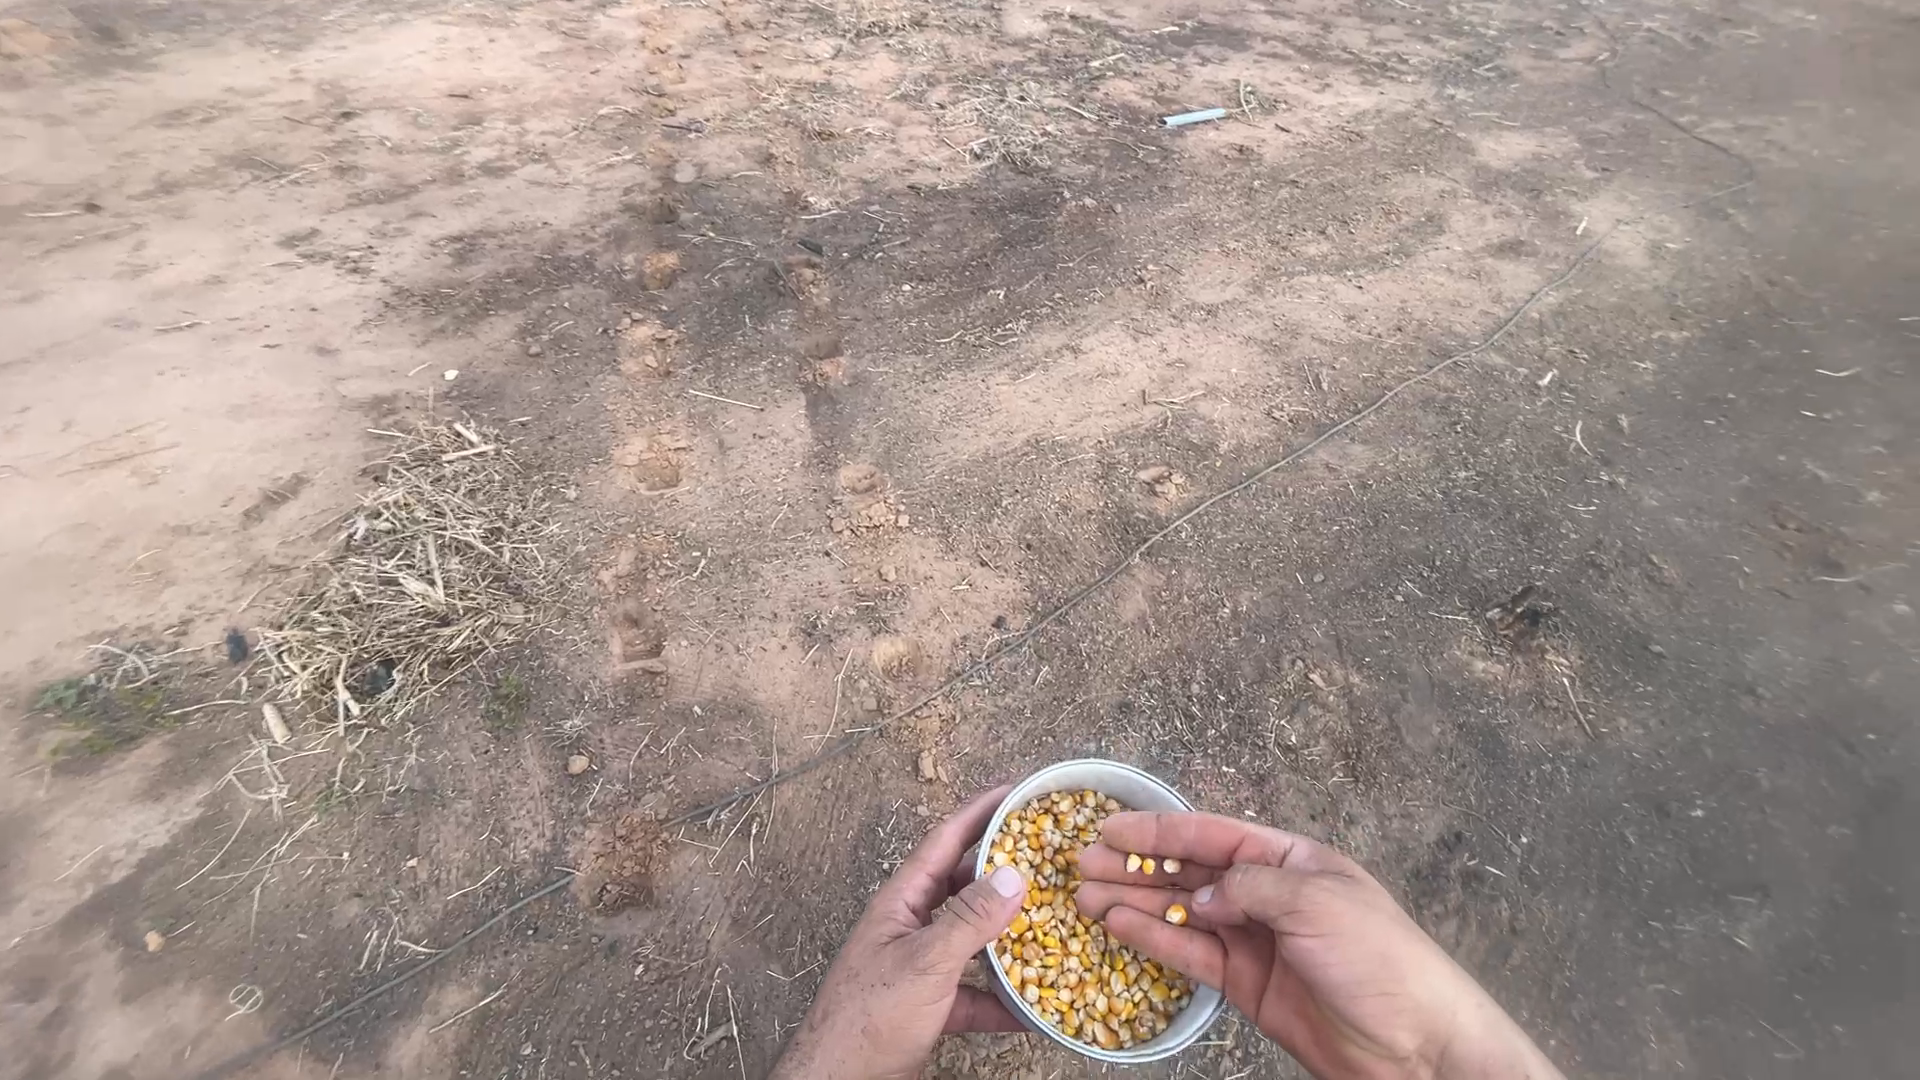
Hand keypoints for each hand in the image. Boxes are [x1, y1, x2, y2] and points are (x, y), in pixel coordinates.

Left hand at [770, 786, 1030, 1079]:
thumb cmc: (868, 1016)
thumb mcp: (925, 962)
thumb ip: (969, 920)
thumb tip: (1013, 875)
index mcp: (904, 898)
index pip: (946, 839)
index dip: (979, 811)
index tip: (1012, 790)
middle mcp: (914, 922)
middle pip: (964, 884)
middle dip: (1001, 869)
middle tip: (1043, 854)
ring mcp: (922, 963)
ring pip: (973, 938)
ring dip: (1007, 934)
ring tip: (1048, 922)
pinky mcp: (930, 1004)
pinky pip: (974, 992)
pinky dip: (1001, 998)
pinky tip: (1030, 1007)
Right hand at [1076, 813, 1562, 1079]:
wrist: (1424, 1052)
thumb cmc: (1381, 960)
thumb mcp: (1317, 903)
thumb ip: (1248, 888)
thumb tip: (1198, 896)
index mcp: (1286, 859)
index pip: (1210, 834)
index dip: (1158, 829)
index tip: (1110, 826)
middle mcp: (1262, 892)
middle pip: (1186, 870)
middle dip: (1134, 865)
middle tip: (1081, 862)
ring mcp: (1252, 938)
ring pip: (1179, 911)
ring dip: (1132, 901)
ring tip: (1083, 895)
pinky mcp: (1244, 983)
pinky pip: (1189, 955)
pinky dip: (1152, 940)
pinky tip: (1116, 928)